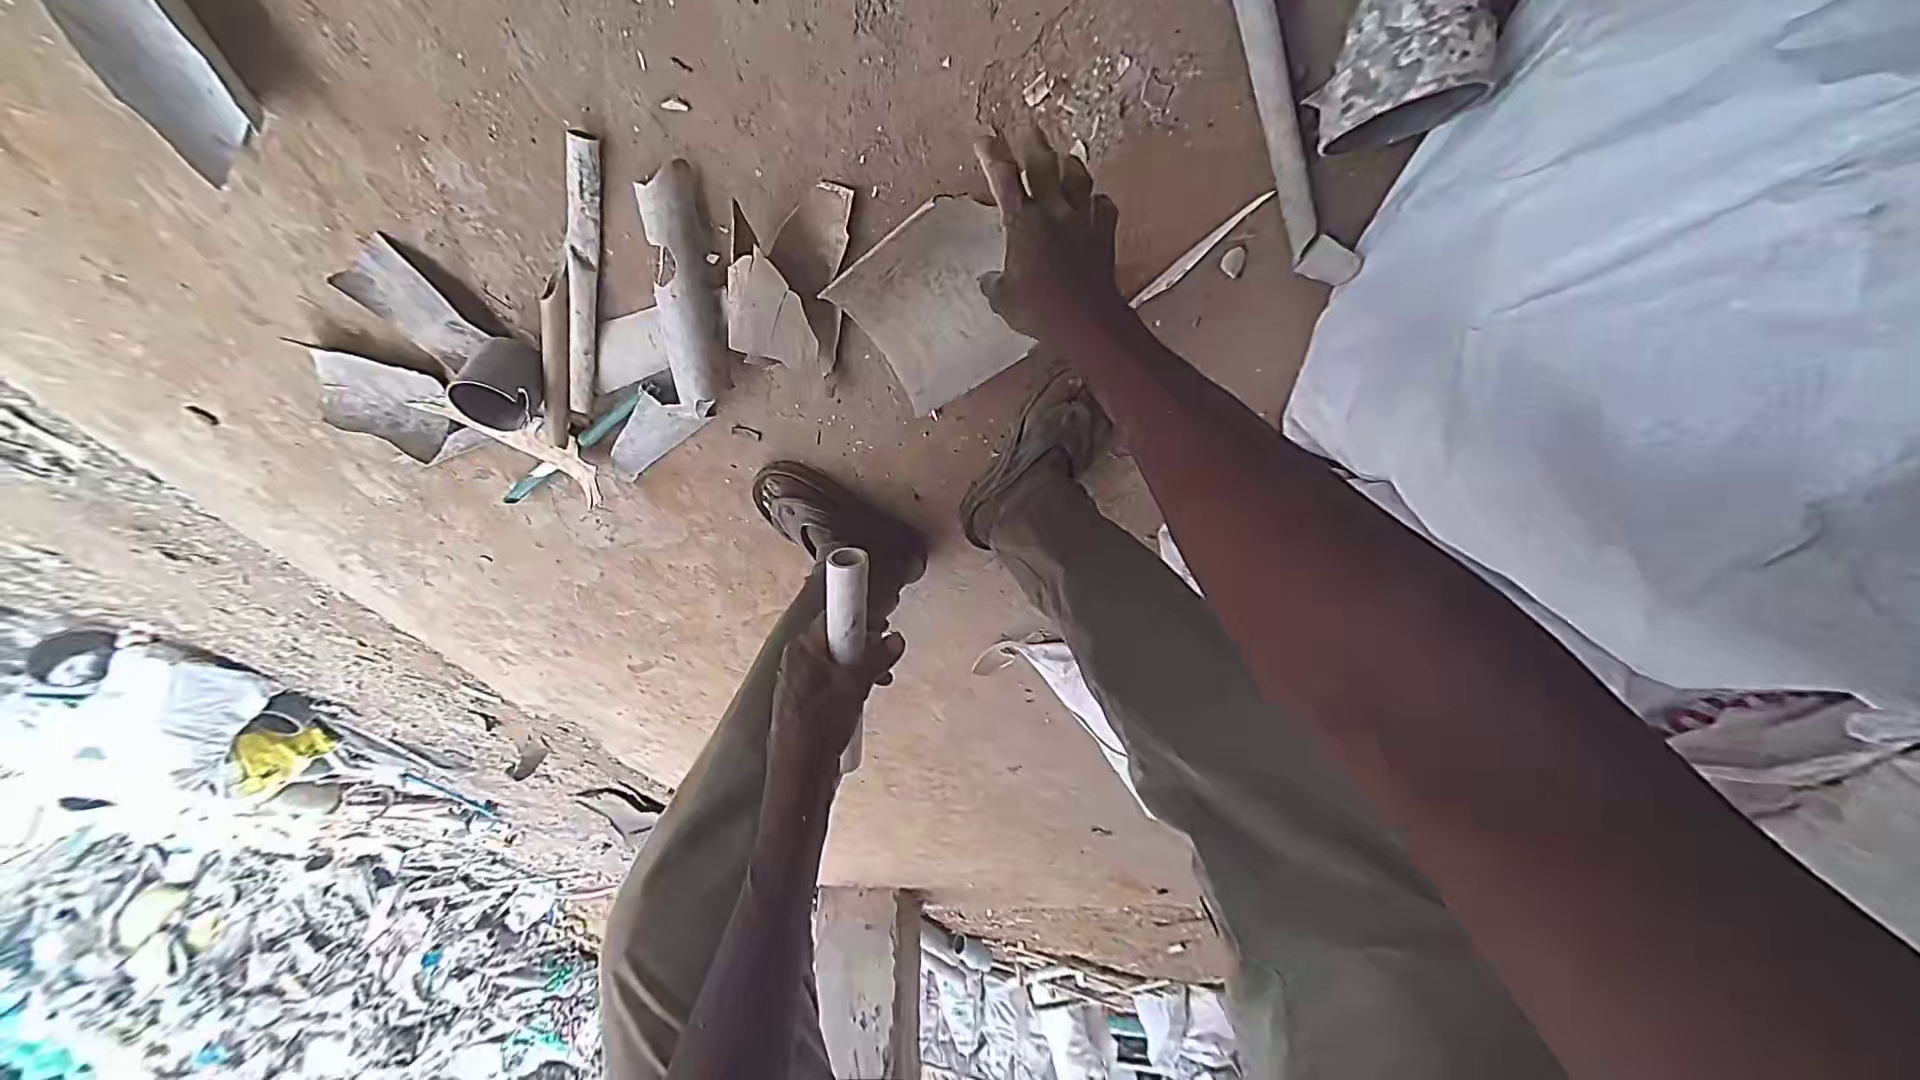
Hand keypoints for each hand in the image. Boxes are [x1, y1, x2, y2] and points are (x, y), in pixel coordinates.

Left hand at [770, 615, 906, 773]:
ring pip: (839, 661)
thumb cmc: (817, 727)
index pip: (834, 616)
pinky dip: (853, 684)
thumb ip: (876, 658)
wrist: (800, 773)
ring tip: (879, 680)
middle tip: (885, 654)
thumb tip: (894, 641)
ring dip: (863, 668)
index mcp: (802, 648)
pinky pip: (836, 681)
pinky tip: (864, 698)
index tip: (881, 622)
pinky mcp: (809, 701)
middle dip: (866, 646)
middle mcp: (799, 660)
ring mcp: (803, 682)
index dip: (860, 618)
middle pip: (838, 638)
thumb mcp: (854, 685)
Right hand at [974, 127, 1130, 345]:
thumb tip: (987, 281)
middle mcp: (1052, 212)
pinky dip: (1098, 203)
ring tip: (1066, 157)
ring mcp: (1082, 221)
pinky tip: (1096, 203)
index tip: (985, 138)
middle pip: (1042, 165)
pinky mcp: (1104, 234)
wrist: (1084, 320)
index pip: (1003, 179)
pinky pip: (1103, 208)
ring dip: (1070, 164)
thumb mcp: (1004, 301)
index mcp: (1022, 223)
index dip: (992, 155)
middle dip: (1033, 144)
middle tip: (1030, 129)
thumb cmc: (1038, 310)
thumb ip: (994, 285)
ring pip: (1077, 178)